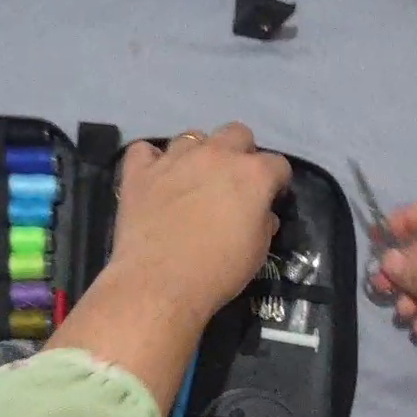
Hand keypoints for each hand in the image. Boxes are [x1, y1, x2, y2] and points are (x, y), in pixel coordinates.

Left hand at [110, 123, 292, 322]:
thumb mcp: (257, 252)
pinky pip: (144, 150)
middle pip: (236, 133)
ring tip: (191, 180)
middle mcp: (215, 155)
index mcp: (252, 174)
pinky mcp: (139, 172)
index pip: (277, 163)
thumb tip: (261, 214)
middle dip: (239, 152)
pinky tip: (154, 178)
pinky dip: (151, 160)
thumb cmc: (217, 272)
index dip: (275, 181)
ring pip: (191, 137)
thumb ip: (263, 223)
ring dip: (197, 154)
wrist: (159, 283)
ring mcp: (174, 159)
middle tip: (231, 182)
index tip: (269, 198)